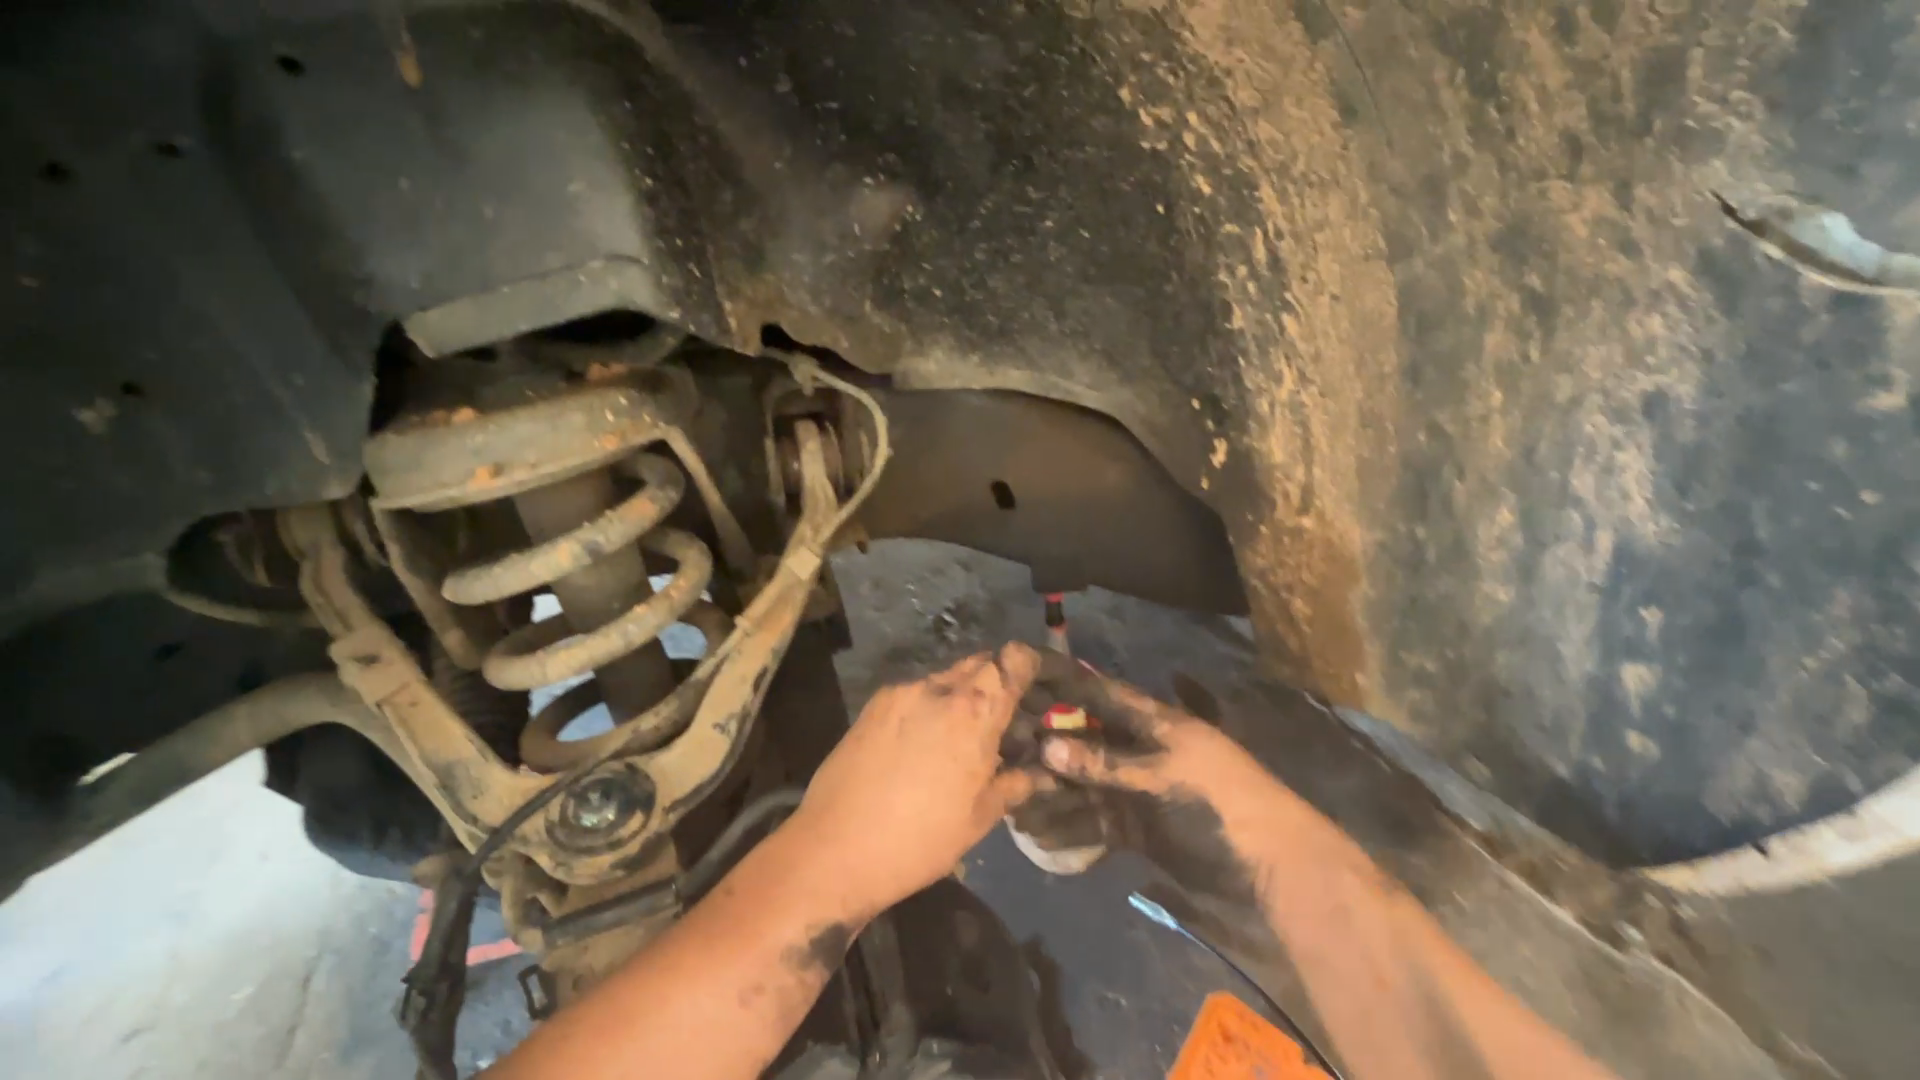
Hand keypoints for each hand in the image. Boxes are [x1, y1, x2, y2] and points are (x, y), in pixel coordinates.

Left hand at [789, 643, 1042, 911]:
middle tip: (1005, 719)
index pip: (1011, 661)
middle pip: (979, 665)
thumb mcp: (977, 820)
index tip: (1038, 682)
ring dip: (961, 698)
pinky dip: (930, 708)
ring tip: (963, 738)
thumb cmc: (918, 841)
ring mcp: (900, 694)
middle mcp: (937, 690)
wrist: (833, 849)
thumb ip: (1012, 785)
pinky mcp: (873, 706)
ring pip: (945, 680)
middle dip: (996, 684)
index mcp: (973, 714)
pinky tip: (926, 745)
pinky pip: (914, 695)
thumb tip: (1040, 774)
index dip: (1029, 664)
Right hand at [1037, 674, 1293, 900]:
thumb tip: (1047, 744)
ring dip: (1053, 794)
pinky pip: (1097, 822)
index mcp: (1158, 723)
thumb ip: (1106, 761)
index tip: (1023, 674)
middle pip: (1086, 743)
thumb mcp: (1164, 774)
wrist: (1271, 870)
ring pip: (1085, 786)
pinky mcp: (1139, 829)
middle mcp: (1143, 751)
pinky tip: (1039, 835)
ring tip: (1012, 805)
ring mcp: (1140, 791)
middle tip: (1001, 750)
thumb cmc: (1220, 804)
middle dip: (1047, 748)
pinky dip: (1071, 828)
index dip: (1065, 684)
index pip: (1103, 695)